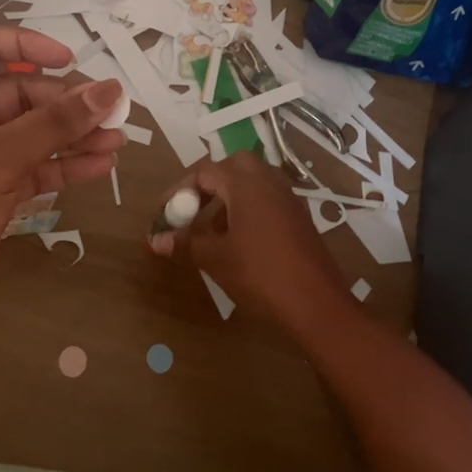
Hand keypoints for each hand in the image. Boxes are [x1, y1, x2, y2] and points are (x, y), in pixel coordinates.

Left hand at [0, 27, 125, 326]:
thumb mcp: (2, 157)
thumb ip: (58, 122)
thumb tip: (111, 89)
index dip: (28, 45)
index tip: (70, 58)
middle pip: (20, 91)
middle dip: (66, 102)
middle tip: (112, 112)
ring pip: (33, 131)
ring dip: (74, 134)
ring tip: (118, 141)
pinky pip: (35, 165)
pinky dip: (65, 164)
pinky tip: (100, 166)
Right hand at [150, 152, 350, 331]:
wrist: (317, 304)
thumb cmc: (261, 275)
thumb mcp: (216, 259)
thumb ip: (185, 242)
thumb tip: (154, 239)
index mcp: (246, 184)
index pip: (205, 172)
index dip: (179, 190)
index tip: (164, 212)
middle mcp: (269, 182)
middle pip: (233, 167)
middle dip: (208, 184)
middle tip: (190, 209)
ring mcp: (288, 199)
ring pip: (253, 182)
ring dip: (228, 197)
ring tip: (210, 229)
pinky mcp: (299, 218)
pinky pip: (267, 199)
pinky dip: (248, 208)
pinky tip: (239, 241)